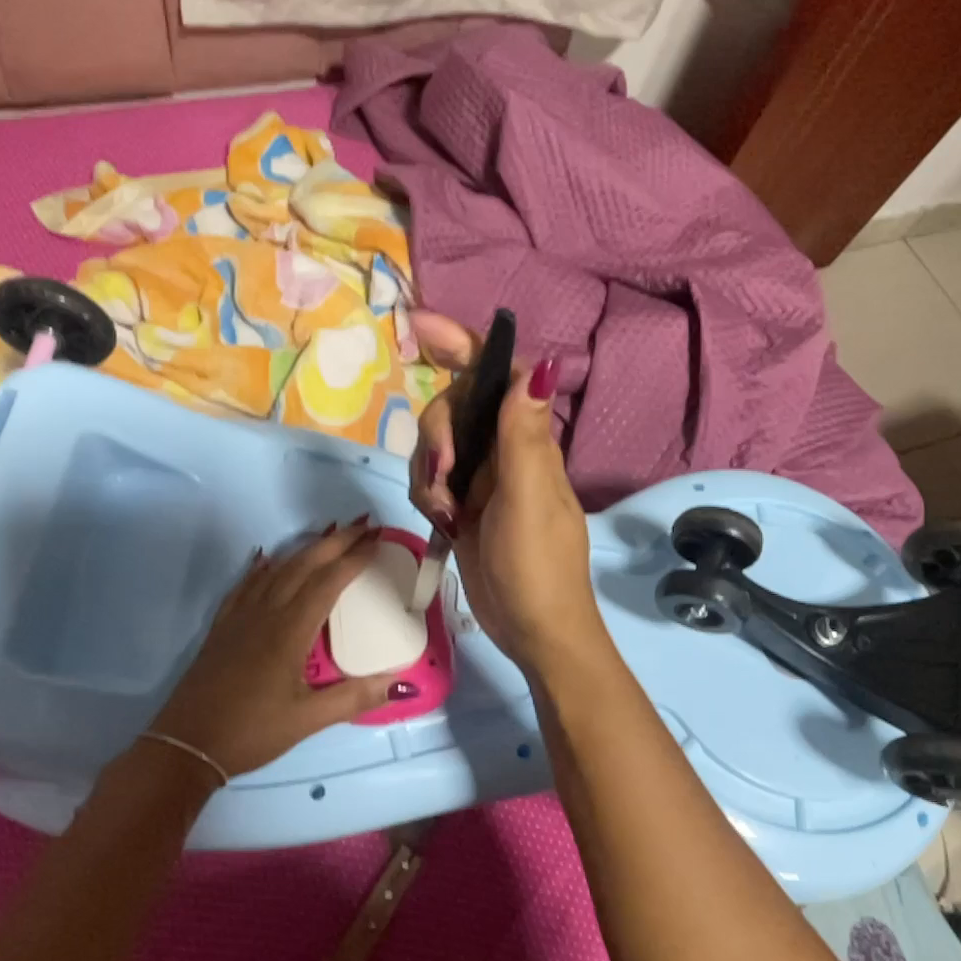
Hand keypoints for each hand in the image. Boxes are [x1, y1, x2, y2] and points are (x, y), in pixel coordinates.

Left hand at [145, 522, 398, 776]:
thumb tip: (401, 683)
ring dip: (305, 547)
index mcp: (290, 630)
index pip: (328, 582)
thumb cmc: (251, 732)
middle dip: (336, 541)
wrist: (185, 744)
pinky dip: (262, 566)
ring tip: (329, 534)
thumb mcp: (308, 720)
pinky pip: (246, 584)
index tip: (379, 539)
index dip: (355, 557)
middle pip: (304, 565)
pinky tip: (266, 558)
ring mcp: (240, 617)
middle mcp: (265, 613)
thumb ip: (354, 697)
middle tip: (364, 523)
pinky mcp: (222, 627)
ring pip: (276, 569)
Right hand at [407, 311, 606, 673]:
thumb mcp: (529, 500)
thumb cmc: (538, 568)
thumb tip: (540, 363)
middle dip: (436, 437)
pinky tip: (442, 526)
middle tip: (445, 480)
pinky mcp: (465, 505)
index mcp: (527, 440)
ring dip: (429, 475)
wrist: (533, 631)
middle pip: (453, 408)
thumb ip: (524, 436)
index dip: (461, 344)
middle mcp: (505, 450)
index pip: (496, 373)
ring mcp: (484, 478)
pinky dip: (427, 497)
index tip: (419, 328)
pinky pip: (431, 481)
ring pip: (436, 446)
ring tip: (446, 515)